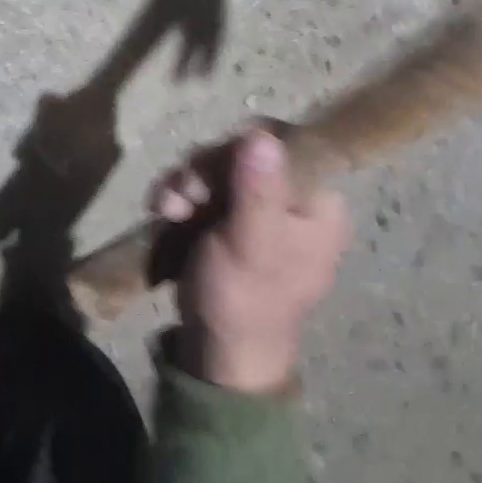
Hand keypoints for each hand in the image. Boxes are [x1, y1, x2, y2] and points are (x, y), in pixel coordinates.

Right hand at [148, 127, 350, 394]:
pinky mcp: (224, 219)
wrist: (218, 348)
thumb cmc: (245, 298)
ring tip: (169, 208)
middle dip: (204, 169)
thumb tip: (261, 135)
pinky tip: (163, 212)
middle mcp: (291, 201)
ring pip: (215, 168)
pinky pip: (199, 188)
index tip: (216, 164)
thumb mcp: (251, 243)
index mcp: (318, 205)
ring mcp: (255, 209)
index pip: (288, 145)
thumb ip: (257, 190)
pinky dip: (177, 195)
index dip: (246, 145)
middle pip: (243, 152)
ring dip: (184, 183)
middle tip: (186, 194)